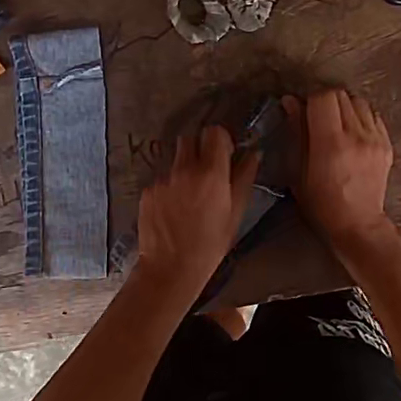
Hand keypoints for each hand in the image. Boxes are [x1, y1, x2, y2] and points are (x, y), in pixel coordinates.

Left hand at [135, 126, 260, 292]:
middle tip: (205, 170)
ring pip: (174, 160)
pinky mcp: (148, 191)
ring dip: (183, 169)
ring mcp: (163, 179)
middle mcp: (185, 170)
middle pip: (189, 139)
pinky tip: (173, 208)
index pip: (214, 132)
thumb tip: (253, 154)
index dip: (220, 139)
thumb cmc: (210, 245)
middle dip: (198, 148)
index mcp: (211, 173)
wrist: (171, 268)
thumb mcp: (235, 213)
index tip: (224, 152)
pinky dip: (168, 187)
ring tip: (188, 195)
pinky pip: (161, 179)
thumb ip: (244, 178)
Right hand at [283, 89, 393, 245]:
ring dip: (345, 106)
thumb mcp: (298, 171)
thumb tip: (290, 101)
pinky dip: (361, 117)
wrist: (358, 223)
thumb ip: (296, 132)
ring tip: (337, 123)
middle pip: (341, 94)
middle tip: (318, 117)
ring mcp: (375, 139)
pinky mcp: (387, 144)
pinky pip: (373, 115)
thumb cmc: (321, 202)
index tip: (304, 112)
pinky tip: (353, 132)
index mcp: (331, 142)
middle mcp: (356, 135)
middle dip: (326, 100)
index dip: (310, 100)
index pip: (323, 97)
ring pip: (359, 101)